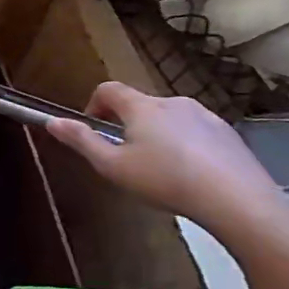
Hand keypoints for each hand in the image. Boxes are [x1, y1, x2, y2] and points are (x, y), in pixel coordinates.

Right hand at [45, 81, 288, 237]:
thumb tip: (53, 122)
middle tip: (123, 158)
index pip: (109, 89)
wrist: (235, 199)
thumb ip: (82, 141)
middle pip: (139, 104)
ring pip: (167, 118)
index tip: (93, 130)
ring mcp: (205, 115)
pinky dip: (182, 143)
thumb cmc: (164, 180)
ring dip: (154, 134)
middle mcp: (174, 103)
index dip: (93, 104)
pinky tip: (186, 173)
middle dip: (125, 124)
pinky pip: (193, 130)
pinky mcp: (226, 132)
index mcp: (142, 108)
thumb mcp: (112, 166)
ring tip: (156, 169)